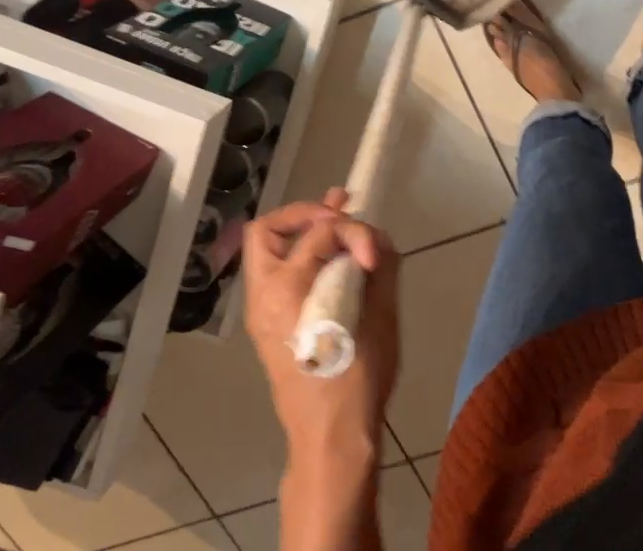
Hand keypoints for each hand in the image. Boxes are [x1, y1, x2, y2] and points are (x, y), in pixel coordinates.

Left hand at [244, 190, 398, 461]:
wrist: (331, 435)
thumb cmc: (356, 377)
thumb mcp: (378, 316)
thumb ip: (378, 268)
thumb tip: (377, 244)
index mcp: (286, 290)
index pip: (319, 233)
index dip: (353, 232)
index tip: (376, 255)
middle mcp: (265, 296)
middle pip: (268, 232)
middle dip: (306, 214)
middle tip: (342, 207)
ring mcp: (264, 312)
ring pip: (271, 253)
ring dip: (304, 233)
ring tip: (340, 214)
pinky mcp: (274, 326)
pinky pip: (281, 277)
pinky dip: (305, 259)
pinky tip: (335, 255)